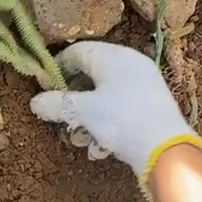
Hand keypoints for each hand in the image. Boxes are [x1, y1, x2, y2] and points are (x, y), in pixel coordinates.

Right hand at [29, 42, 201, 181]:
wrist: (166, 150)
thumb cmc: (121, 120)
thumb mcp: (83, 112)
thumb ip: (56, 104)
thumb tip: (35, 102)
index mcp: (114, 56)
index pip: (76, 51)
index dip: (56, 69)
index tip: (44, 89)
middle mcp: (130, 64)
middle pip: (89, 76)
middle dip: (71, 101)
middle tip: (60, 119)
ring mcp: (142, 85)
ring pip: (103, 97)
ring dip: (86, 119)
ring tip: (82, 140)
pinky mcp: (149, 106)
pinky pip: (118, 110)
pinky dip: (106, 125)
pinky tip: (102, 148)